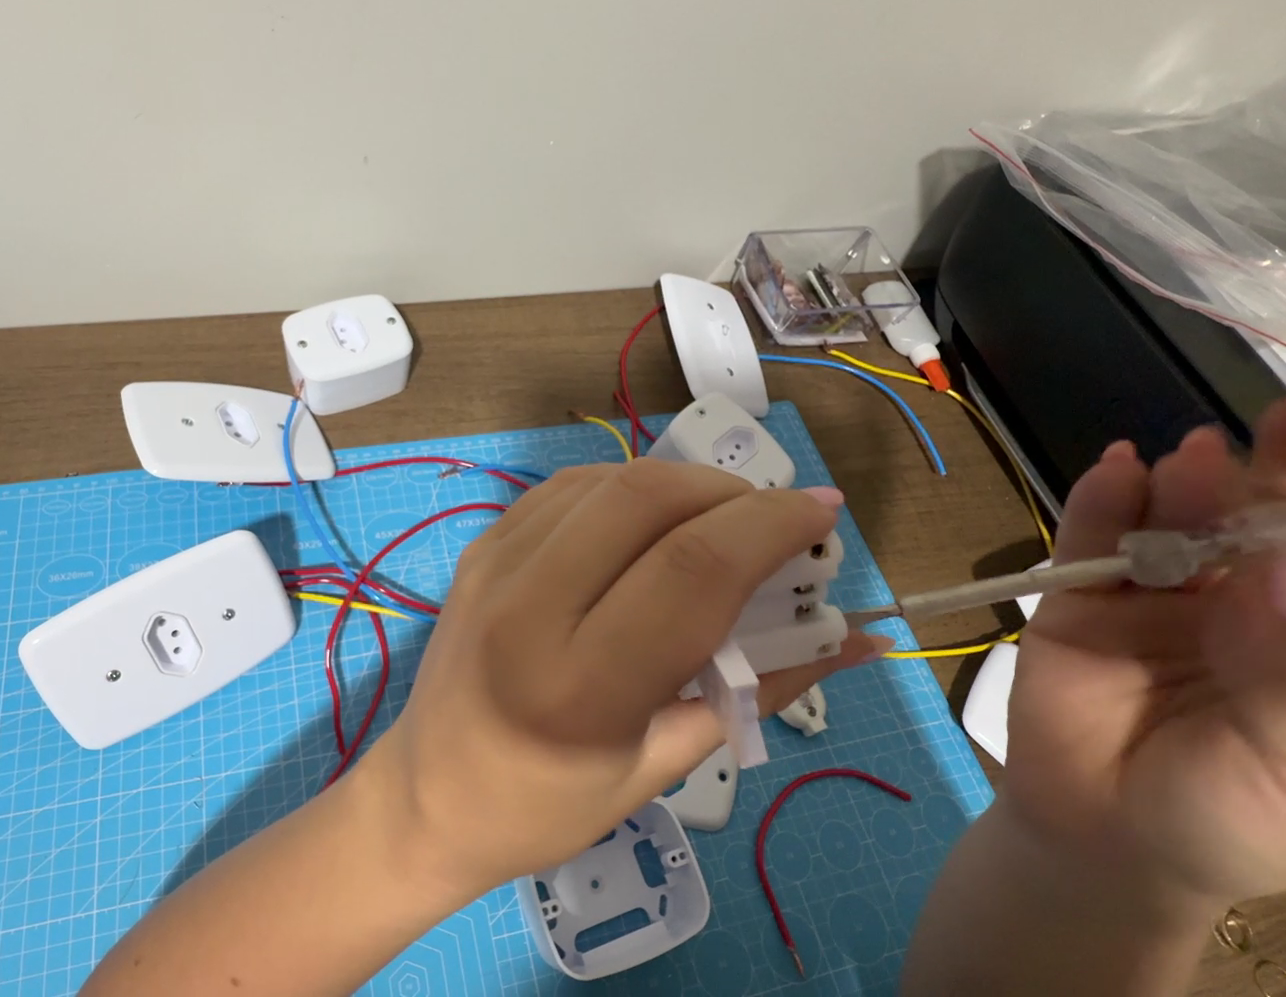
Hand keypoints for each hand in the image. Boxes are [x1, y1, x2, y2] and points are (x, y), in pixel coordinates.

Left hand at [356, 459, 888, 894]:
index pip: (691, 570)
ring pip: (605, 480)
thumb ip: (760, 689)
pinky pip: (565, 490)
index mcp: (580, 688)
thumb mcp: (663, 765)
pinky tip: (651, 519)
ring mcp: (493, 568)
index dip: (770, 526)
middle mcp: (528, 610)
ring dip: (679, 483)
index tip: (822, 514)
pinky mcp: (478, 549)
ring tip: (719, 516)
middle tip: (773, 515)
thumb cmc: (548, 806)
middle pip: (646, 499)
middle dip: (728, 491)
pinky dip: (624, 489)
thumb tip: (856, 638)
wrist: (428, 796)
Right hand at [1008, 387, 1285, 906]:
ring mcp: (1174, 594)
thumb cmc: (1239, 820)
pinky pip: (1097, 536)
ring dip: (1198, 482)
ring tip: (1194, 462)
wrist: (1096, 835)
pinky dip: (1105, 500)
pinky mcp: (1090, 595)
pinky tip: (1119, 470)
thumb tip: (1273, 566)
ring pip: (1190, 516)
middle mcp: (1270, 603)